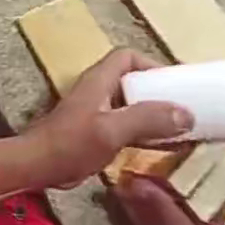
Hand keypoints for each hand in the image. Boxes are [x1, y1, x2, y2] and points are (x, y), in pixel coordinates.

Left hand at [22, 49, 192, 186]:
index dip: (151, 64)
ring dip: (155, 114)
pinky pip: (128, 125)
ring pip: (133, 105)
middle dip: (159, 91)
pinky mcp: (97, 132)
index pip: (127, 57)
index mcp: (100, 80)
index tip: (174, 82)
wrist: (38, 167)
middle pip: (133, 81)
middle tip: (183, 107)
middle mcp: (99, 91)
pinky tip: (165, 146)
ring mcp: (97, 112)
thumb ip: (147, 120)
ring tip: (182, 127)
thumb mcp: (112, 130)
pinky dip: (147, 132)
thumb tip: (185, 113)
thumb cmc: (71, 143)